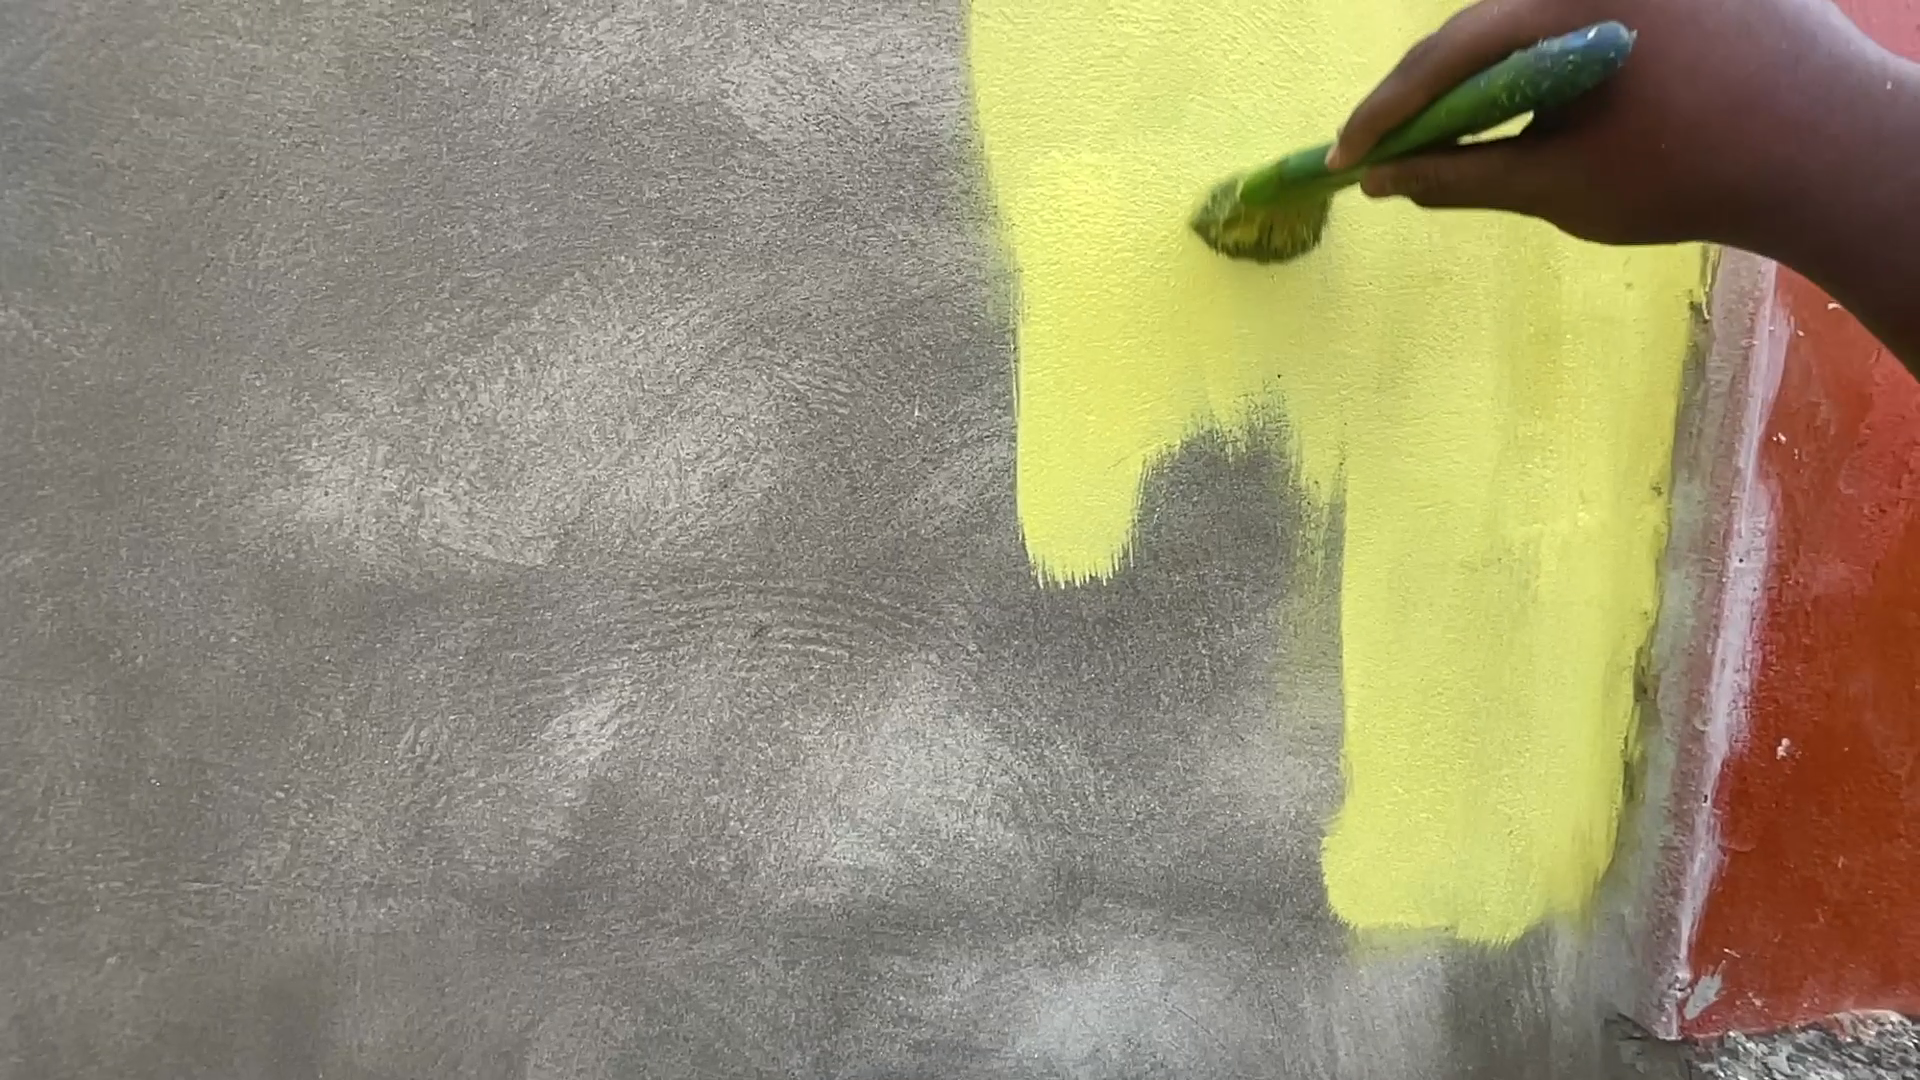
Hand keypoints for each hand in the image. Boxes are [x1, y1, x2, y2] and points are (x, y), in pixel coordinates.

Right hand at [1323, 0, 1893, 251]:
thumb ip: (1454, 178)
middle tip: (1373, 151)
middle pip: (1476, 26)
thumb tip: (1380, 181)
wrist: (1827, 154)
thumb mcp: (1550, 185)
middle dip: (1414, 93)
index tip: (1339, 160)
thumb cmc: (1685, 174)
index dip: (1382, 111)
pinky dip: (1513, 64)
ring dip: (1460, 79)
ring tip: (1423, 134)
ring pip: (1514, 21)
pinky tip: (1495, 106)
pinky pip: (1559, 18)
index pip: (1449, 52)